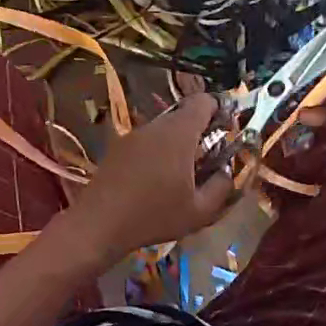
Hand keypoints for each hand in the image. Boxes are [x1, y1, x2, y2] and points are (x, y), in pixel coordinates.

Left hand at [57, 92, 235, 262]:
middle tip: (207, 160)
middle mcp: (155, 127)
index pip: (203, 101)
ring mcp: (133, 136)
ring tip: (181, 175)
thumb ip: (221, 186)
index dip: (219, 110)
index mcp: (178, 133)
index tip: (226, 130)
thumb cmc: (154, 215)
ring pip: (164, 130)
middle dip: (199, 132)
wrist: (99, 224)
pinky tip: (155, 181)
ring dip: (177, 145)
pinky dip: (157, 153)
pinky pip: (146, 142)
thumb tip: (226, 172)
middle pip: (183, 115)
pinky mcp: (117, 148)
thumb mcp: (199, 211)